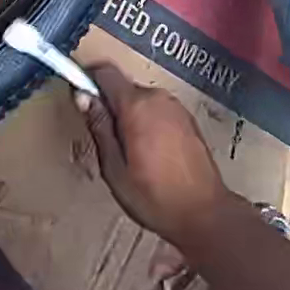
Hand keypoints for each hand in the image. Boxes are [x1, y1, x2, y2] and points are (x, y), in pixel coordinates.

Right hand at [74, 62, 238, 247]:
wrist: (209, 218)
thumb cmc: (156, 198)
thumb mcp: (114, 168)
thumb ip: (98, 126)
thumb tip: (81, 95)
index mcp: (136, 105)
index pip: (105, 71)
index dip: (88, 79)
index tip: (81, 98)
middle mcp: (157, 98)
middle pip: (122, 87)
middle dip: (110, 105)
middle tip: (108, 139)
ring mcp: (176, 107)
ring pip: (140, 99)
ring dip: (130, 115)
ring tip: (132, 152)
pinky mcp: (189, 119)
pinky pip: (157, 109)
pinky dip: (148, 121)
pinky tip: (152, 153)